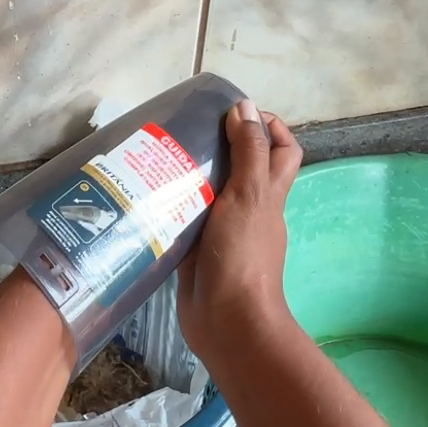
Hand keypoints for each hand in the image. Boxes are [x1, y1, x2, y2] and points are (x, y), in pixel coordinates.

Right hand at [177, 100, 302, 356]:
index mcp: (269, 193)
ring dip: (190, 174)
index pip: (282, 149)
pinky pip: (184, 219)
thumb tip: (244, 107)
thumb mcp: (250, 195)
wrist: (226, 319)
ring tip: (158, 156)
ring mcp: (222, 230)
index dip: (268, 126)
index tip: (234, 113)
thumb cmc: (243, 254)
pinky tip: (145, 194)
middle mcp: (249, 208)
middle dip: (220, 144)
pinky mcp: (196, 248)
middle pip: (243, 167)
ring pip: (210, 192)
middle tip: (186, 131)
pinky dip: (170, 205)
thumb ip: (248, 153)